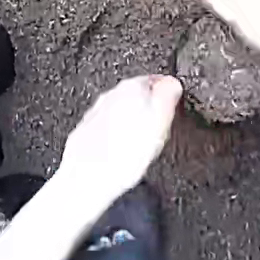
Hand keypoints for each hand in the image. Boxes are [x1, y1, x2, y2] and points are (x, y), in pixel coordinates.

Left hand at [54, 74, 181, 204]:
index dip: (167, 96)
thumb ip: (168, 95)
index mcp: (132, 86)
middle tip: (157, 130)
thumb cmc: (124, 152)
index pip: (156, 81)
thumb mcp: (161, 120)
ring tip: (140, 146)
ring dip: (131, 124)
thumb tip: (173, 83)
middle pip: (136, 97)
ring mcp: (96, 114)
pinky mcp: (85, 133)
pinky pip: (107, 131)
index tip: (172, 110)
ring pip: (121, 114)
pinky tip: (121, 153)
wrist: (87, 178)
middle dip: (147, 110)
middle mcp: (111, 95)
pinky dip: (115, 138)